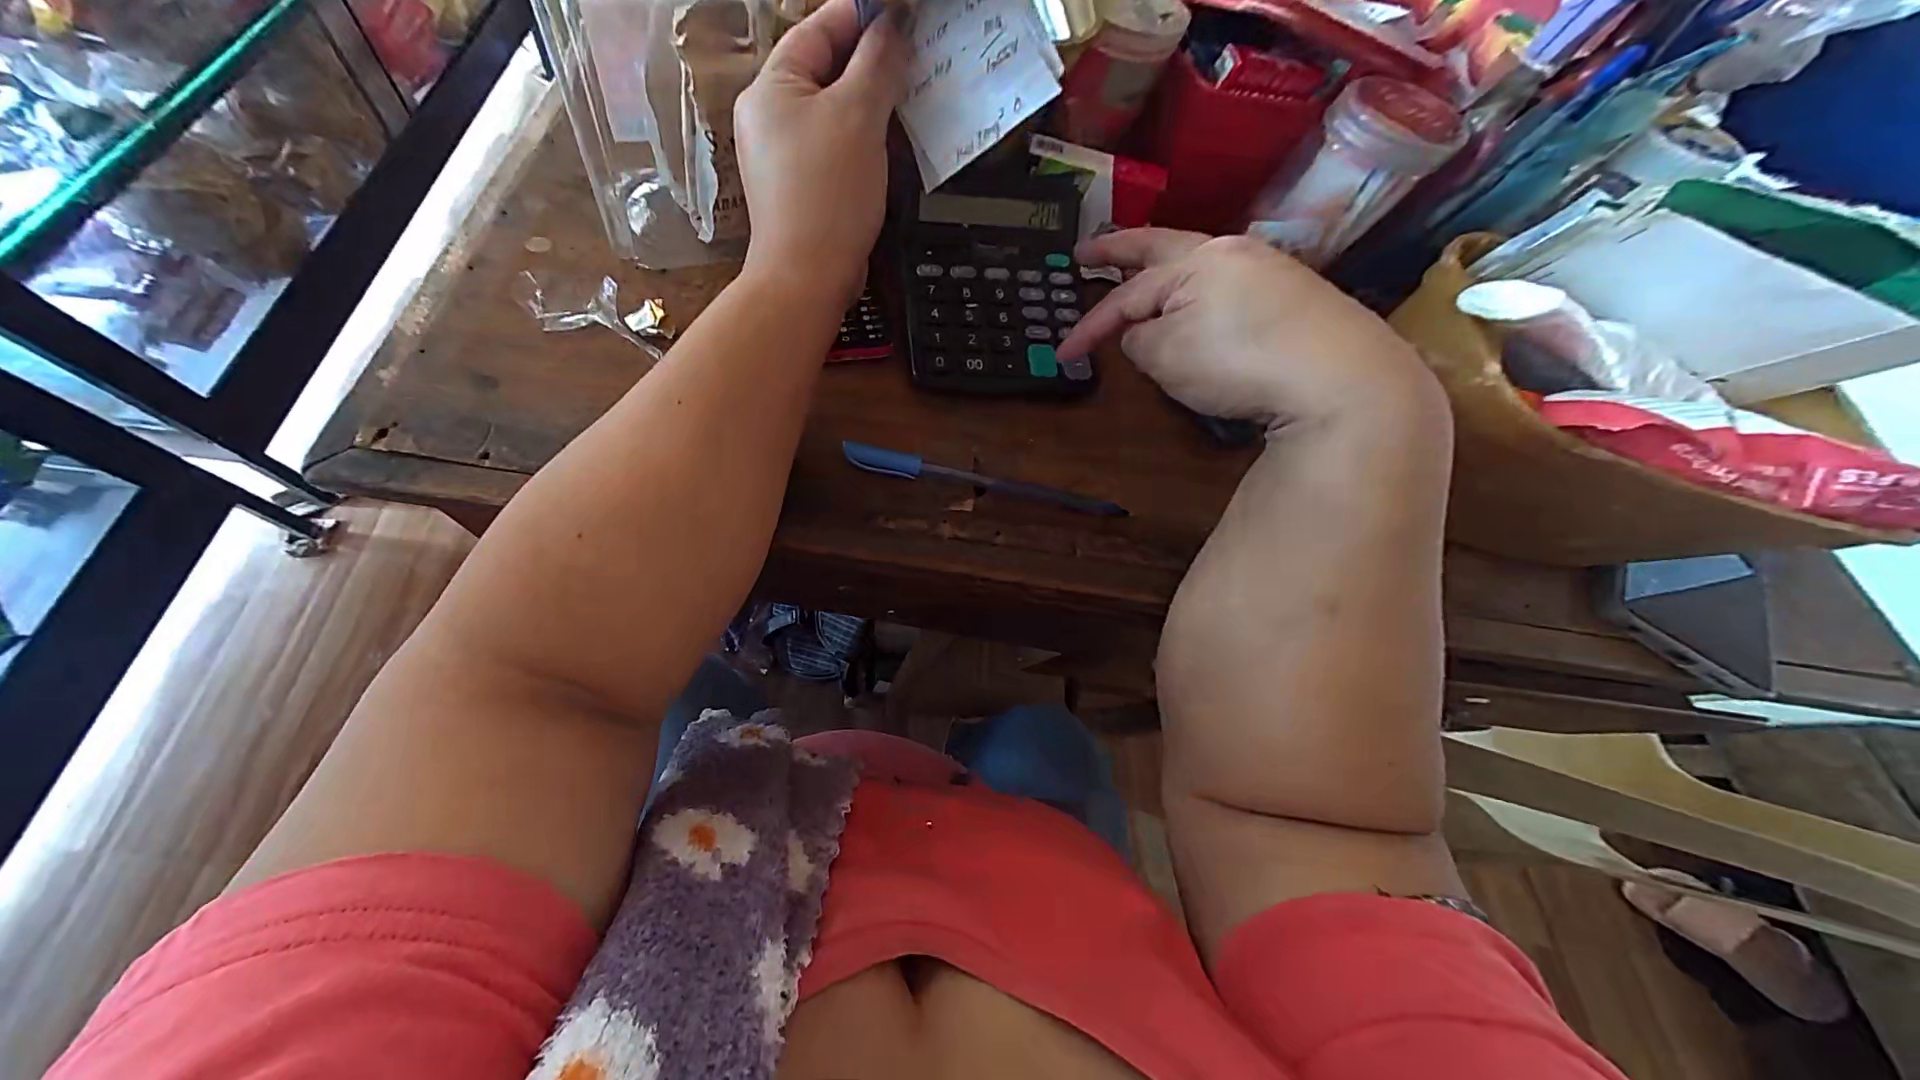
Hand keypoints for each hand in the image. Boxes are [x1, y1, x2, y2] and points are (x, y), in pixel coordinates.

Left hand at [735, 0, 903, 301]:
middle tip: (917, 60)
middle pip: (827, 70)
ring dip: (872, 104)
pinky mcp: (801, 188)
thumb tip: (893, 25)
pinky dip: (863, 141)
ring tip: (910, 101)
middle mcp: (770, 115)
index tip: (906, 16)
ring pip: (834, 112)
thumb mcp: (858, 117)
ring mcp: (783, 155)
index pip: (821, 28)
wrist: (808, 277)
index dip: (865, 15)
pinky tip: (889, 147)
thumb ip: (877, 63)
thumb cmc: (829, 194)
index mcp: (772, 85)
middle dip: (872, 63)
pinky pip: (835, 148)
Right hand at [1056, 229, 1443, 431]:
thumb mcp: (1166, 357)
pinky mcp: (1296, 299)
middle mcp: (1233, 253)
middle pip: (1162, 248)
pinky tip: (1201, 315)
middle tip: (1088, 251)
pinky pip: (1230, 290)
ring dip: (1165, 277)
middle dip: (1120, 251)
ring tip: (1142, 289)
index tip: (1062, 352)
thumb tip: (1145, 333)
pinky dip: (1201, 299)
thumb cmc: (1238, 361)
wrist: (1342, 379)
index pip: (1126, 296)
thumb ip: (1140, 339)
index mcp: (1195, 261)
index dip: (1090, 326)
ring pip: (1200, 269)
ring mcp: (1270, 271)